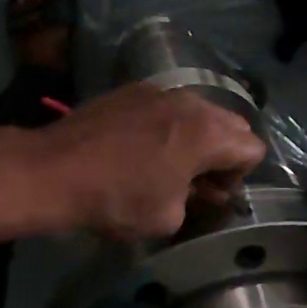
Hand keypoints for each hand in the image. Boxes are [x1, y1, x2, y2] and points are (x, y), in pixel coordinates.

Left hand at [32, 84, 267, 239]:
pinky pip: (168, 104)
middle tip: (195, 179)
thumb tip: (199, 189)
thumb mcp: (167, 218)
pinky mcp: (134, 89)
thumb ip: (198, 201)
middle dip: (223, 152)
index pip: (253, 148)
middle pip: (232, 123)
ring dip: (196, 135)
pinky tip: (139, 145)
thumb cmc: (116, 199)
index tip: (210, 192)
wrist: (53, 170)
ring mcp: (161, 90)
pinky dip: (167, 123)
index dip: (239, 176)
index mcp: (208, 133)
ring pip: (199, 110)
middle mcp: (191, 102)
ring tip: (166, 161)